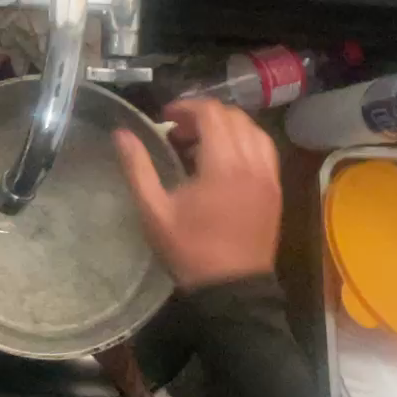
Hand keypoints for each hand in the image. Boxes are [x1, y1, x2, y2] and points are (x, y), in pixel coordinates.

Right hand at [112, 98, 282, 290]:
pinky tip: (224, 158)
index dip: (186, 107)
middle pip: (233, 116)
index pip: (211, 114)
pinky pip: (264, 149)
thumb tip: (120, 133)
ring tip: (200, 143)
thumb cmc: (189, 249)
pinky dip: (244, 141)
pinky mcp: (275, 188)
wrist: (231, 289)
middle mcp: (252, 163)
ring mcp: (268, 176)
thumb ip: (137, 167)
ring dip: (226, 127)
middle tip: (177, 133)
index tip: (164, 119)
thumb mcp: (154, 210)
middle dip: (203, 115)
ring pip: (252, 129)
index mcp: (222, 165)